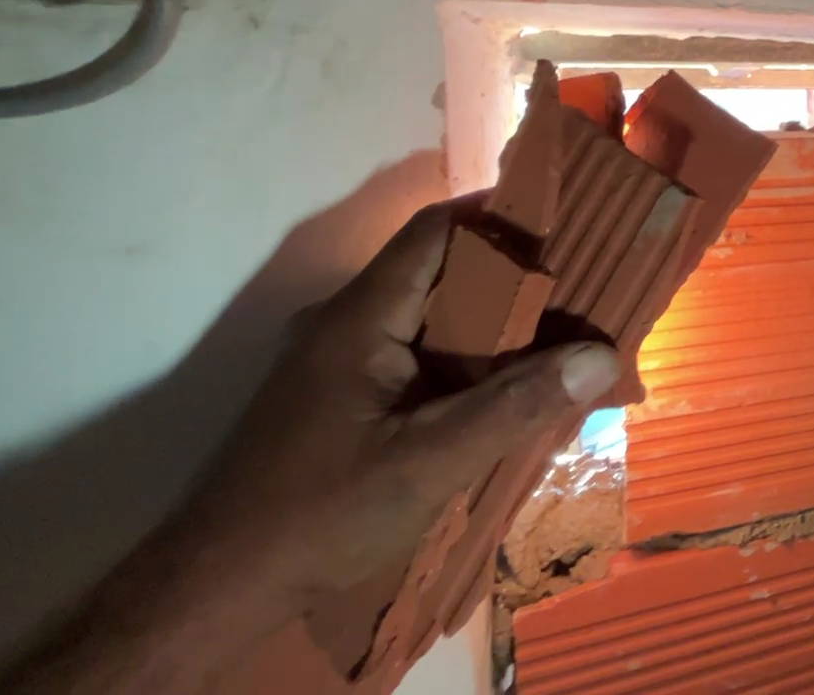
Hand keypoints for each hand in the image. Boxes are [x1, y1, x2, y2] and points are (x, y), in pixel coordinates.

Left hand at [174, 196, 621, 622]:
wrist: (209, 597)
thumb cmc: (316, 517)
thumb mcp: (429, 464)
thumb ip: (516, 405)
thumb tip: (603, 356)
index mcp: (359, 319)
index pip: (435, 233)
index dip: (498, 215)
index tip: (565, 217)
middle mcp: (346, 323)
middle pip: (440, 269)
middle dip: (514, 268)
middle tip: (583, 277)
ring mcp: (342, 359)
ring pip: (433, 312)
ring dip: (496, 313)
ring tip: (565, 322)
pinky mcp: (345, 394)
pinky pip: (422, 348)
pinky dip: (472, 349)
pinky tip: (510, 377)